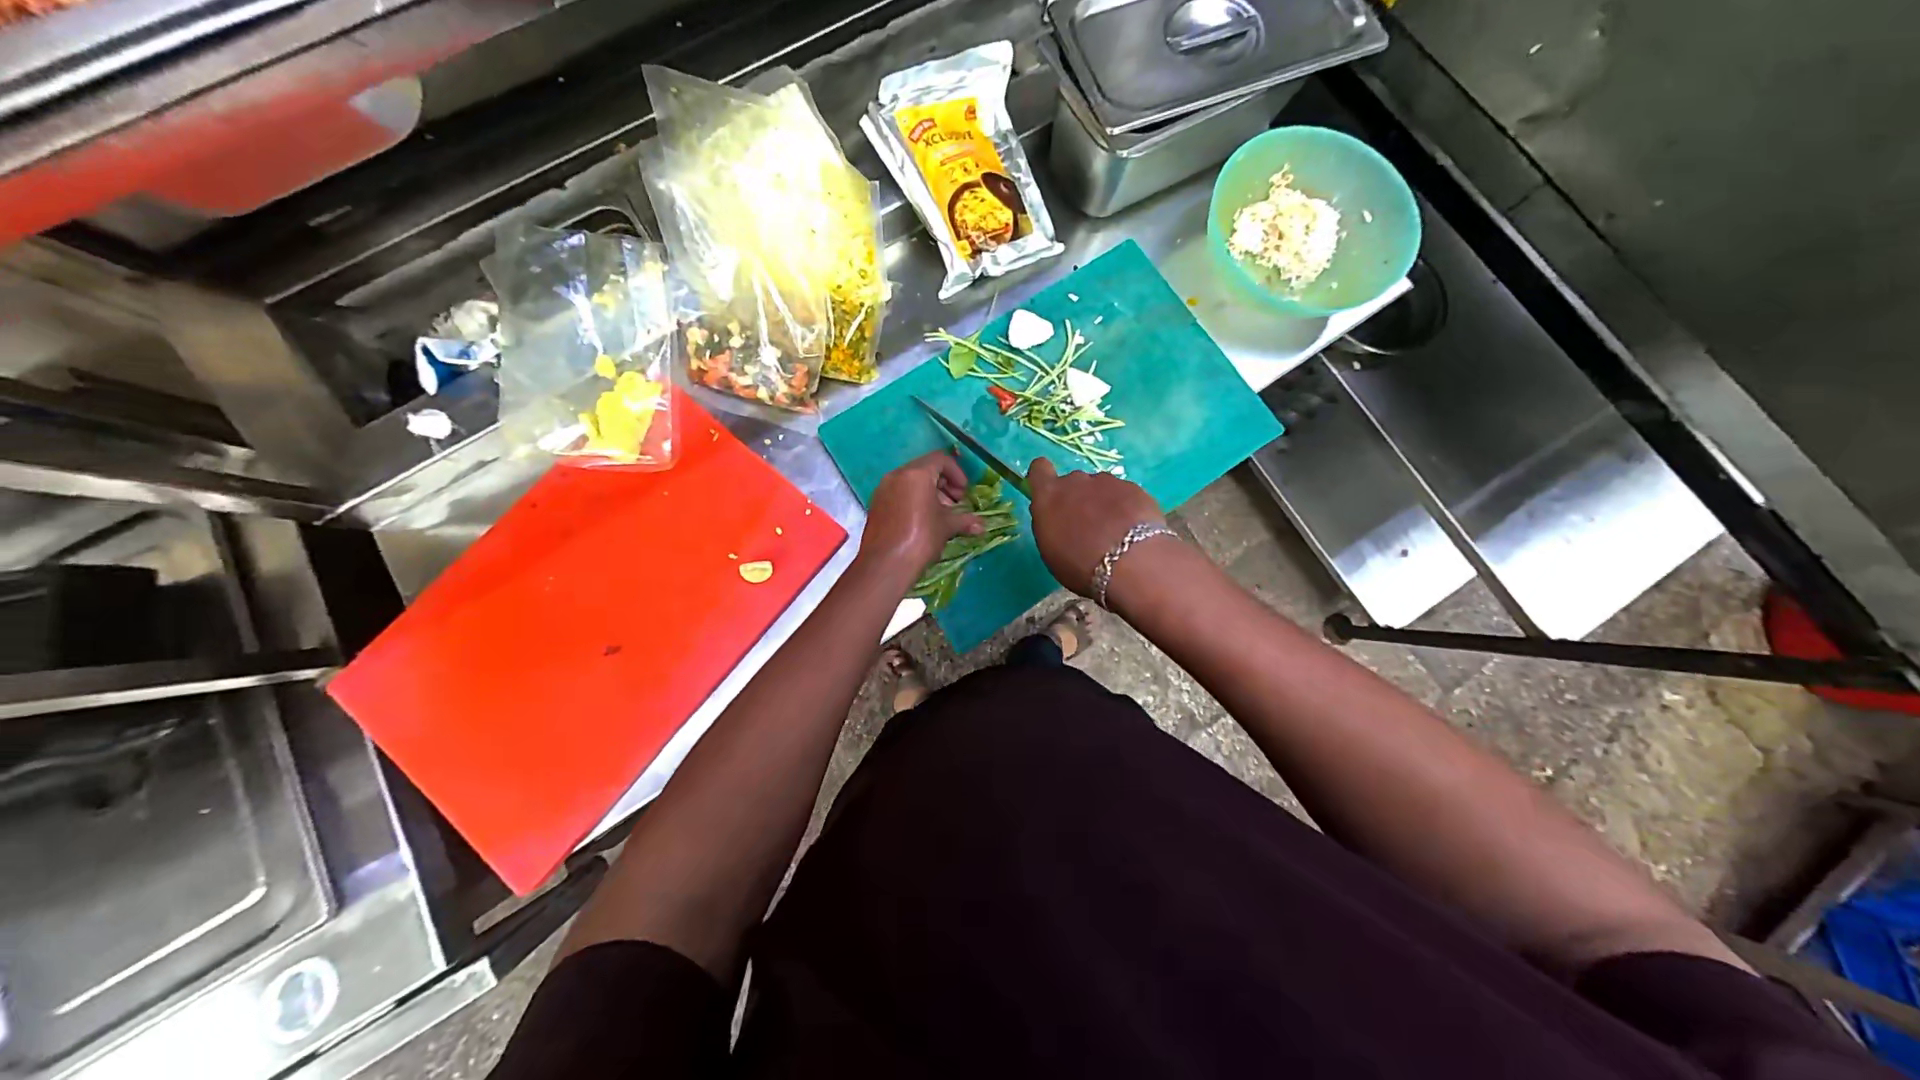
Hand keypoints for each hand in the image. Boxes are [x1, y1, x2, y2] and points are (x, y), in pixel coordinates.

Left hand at [860, 452, 984, 575]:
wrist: (885, 564)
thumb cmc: (920, 538)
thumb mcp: (946, 526)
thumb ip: (964, 520)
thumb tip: (981, 525)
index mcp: (916, 474)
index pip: (940, 459)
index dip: (957, 473)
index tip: (964, 493)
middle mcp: (896, 476)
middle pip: (924, 469)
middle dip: (944, 484)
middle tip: (955, 504)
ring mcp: (883, 490)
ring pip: (910, 482)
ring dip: (929, 493)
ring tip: (940, 515)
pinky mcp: (876, 505)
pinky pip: (899, 493)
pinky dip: (914, 500)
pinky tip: (922, 521)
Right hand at [1026, 458, 1168, 596]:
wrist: (1131, 564)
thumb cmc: (1080, 565)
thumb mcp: (1050, 550)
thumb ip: (1050, 524)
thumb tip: (1055, 514)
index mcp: (1050, 495)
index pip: (1039, 469)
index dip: (1044, 478)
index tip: (1050, 494)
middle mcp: (1076, 481)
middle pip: (1073, 482)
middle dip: (1078, 499)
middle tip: (1087, 527)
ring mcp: (1108, 482)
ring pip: (1101, 488)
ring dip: (1104, 504)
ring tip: (1114, 532)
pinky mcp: (1134, 488)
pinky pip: (1125, 495)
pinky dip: (1127, 508)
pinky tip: (1133, 531)